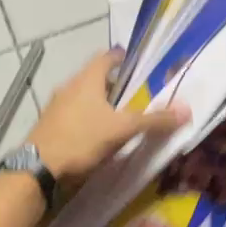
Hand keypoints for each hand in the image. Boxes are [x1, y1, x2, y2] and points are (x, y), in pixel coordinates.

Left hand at [28, 49, 189, 180]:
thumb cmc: (81, 140)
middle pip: (94, 77)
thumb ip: (154, 120)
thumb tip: (187, 110)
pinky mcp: (49, 125)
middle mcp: (69, 86)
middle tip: (134, 95)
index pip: (106, 57)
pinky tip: (96, 134)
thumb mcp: (122, 130)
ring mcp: (56, 106)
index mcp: (87, 80)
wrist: (39, 169)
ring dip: (99, 103)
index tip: (135, 63)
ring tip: (118, 116)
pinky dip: (86, 118)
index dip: (121, 58)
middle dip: (113, 84)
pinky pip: (73, 114)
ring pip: (82, 96)